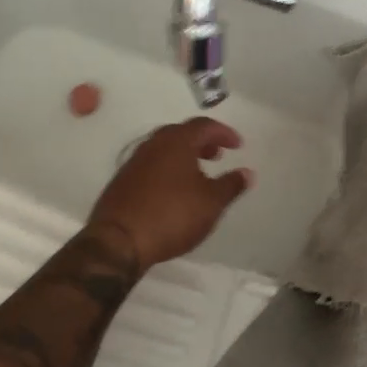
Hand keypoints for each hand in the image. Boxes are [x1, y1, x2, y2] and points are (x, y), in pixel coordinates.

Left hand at [88, 117, 252, 270]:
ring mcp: (134, 161)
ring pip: (164, 149)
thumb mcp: (211, 203)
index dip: (223, 133)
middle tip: (217, 155)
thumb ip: (231, 185)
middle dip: (202, 142)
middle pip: (181, 133)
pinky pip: (151, 165)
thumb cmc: (172, 215)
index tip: (237, 146)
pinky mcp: (122, 181)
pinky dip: (167, 169)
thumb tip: (247, 172)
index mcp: (177, 142)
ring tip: (198, 174)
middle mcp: (153, 144)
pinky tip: (173, 191)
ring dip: (184, 156)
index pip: (204, 126)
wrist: (119, 241)